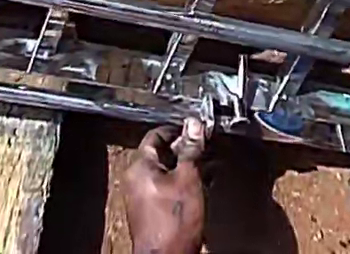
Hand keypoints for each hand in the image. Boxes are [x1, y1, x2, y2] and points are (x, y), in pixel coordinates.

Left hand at [122, 119, 207, 253]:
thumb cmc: (173, 223)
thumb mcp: (188, 176)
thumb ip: (191, 148)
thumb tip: (194, 125)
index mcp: (140, 168)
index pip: (157, 134)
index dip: (178, 129)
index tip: (196, 128)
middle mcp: (138, 180)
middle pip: (164, 153)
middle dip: (188, 148)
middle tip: (206, 144)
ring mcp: (146, 197)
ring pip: (170, 170)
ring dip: (190, 165)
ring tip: (211, 162)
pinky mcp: (155, 212)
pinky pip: (171, 187)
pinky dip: (186, 181)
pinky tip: (205, 182)